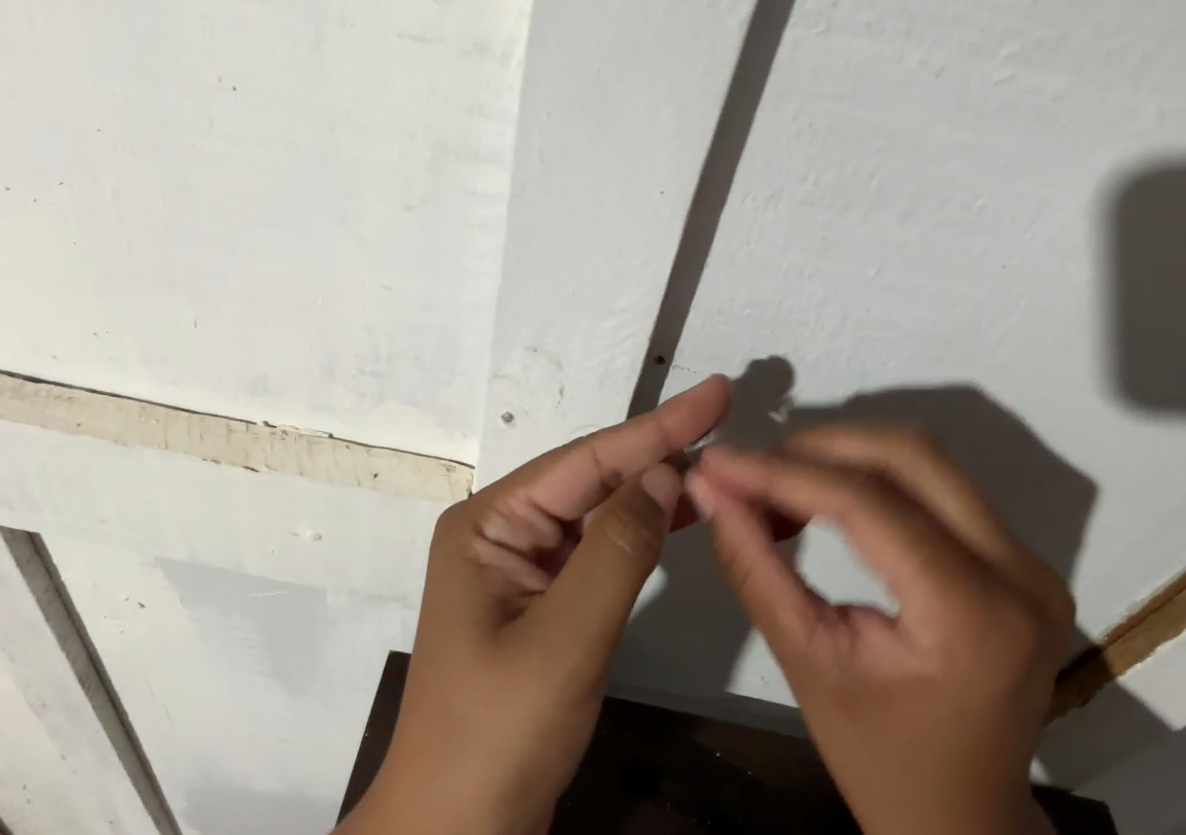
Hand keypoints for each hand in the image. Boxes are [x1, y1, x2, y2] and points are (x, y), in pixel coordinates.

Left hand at [339, 376, 730, 834]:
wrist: (458, 826)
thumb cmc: (500, 730)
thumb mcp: (564, 637)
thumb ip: (617, 549)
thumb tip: (666, 470)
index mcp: (489, 523)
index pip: (586, 461)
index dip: (656, 427)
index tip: (716, 393)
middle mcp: (502, 531)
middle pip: (592, 478)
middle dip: (659, 450)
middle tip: (727, 416)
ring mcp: (522, 567)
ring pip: (599, 513)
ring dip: (656, 491)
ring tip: (719, 462)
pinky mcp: (542, 601)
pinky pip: (598, 552)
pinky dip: (642, 536)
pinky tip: (681, 518)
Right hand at [690, 428, 1073, 834]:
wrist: (962, 815)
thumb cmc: (879, 756)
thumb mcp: (806, 661)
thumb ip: (755, 566)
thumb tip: (709, 486)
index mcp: (972, 614)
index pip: (868, 504)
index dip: (783, 471)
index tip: (718, 460)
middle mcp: (1019, 573)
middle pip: (911, 457)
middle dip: (818, 447)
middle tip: (749, 468)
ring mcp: (1031, 563)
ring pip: (927, 462)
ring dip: (845, 456)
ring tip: (779, 485)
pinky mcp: (1021, 560)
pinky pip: (940, 488)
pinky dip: (873, 479)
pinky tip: (825, 500)